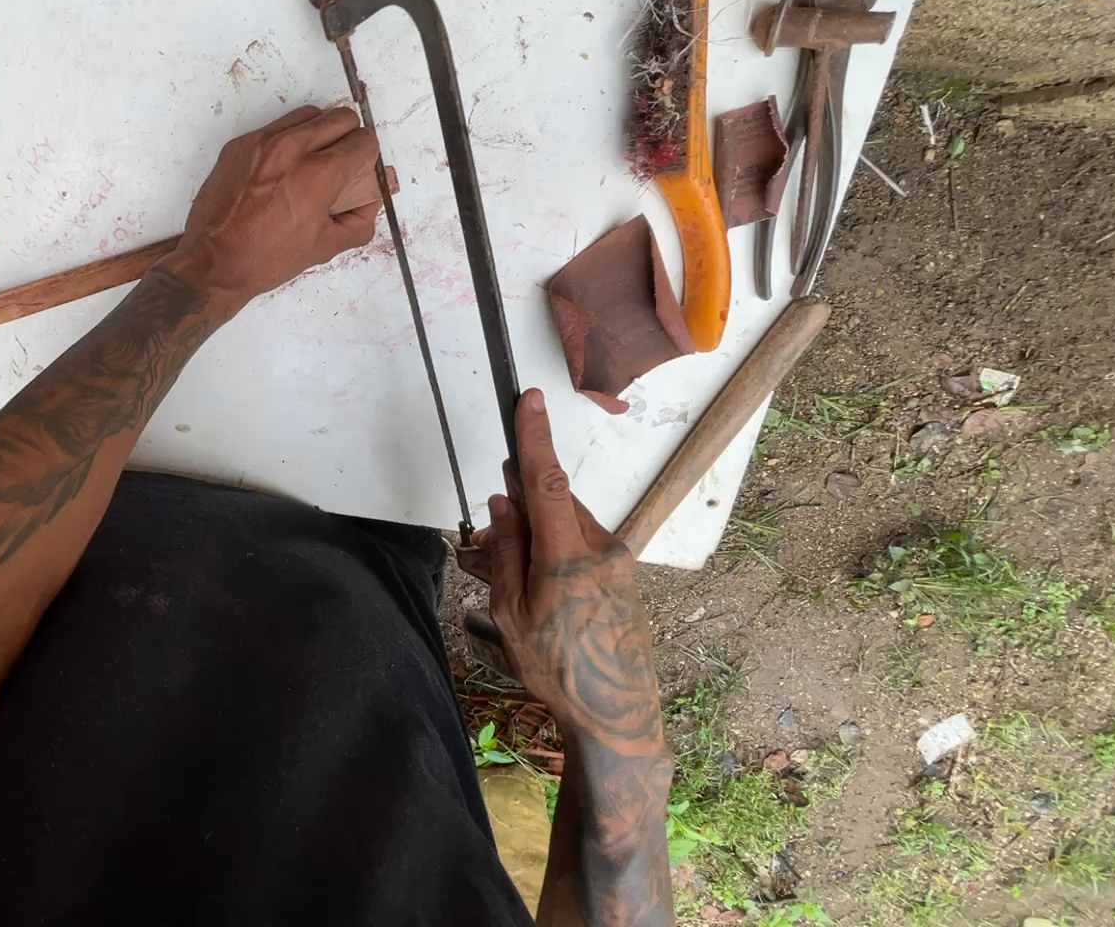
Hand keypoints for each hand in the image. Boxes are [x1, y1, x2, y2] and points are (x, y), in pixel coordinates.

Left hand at [161, 105, 383, 307]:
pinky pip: (277, 127)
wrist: (214, 262)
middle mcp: (291, 149)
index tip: (359, 173)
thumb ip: (360, 220)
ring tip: (312, 164)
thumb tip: (371, 199)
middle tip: (341, 166)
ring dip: (320, 133)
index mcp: (317, 175)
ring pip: (310, 115)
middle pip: (342, 118)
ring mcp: (262, 142)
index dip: (367, 159)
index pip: (363, 142)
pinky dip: (289, 141)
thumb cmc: (266, 259)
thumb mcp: (325, 247)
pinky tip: (283, 170)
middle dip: (349, 140)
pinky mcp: (240, 144)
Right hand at [477, 389, 664, 756]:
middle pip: (551, 504)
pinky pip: (580, 542)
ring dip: (535, 535)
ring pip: (564, 523)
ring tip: (515, 580)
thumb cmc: (556, 668)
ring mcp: (617, 561)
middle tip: (491, 548)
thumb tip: (502, 504)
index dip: (534, 437)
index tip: (528, 400)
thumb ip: (505, 551)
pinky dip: (553, 548)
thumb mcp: (511, 612)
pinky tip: (540, 587)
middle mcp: (601, 548)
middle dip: (518, 512)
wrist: (616, 714)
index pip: (546, 482)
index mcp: (568, 556)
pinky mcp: (623, 573)